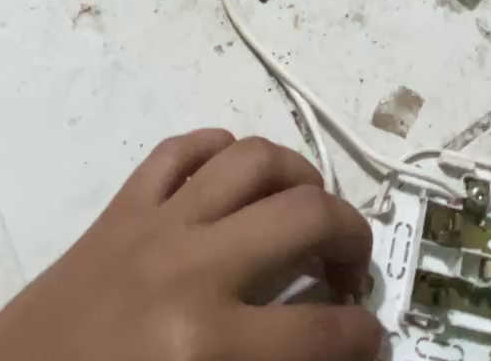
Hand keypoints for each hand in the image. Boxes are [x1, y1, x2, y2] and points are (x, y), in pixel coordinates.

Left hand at [0, 130, 380, 360]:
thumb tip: (328, 349)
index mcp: (208, 348)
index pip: (323, 333)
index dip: (364, 338)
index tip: (373, 339)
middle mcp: (192, 269)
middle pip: (306, 216)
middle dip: (352, 236)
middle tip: (352, 267)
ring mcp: (153, 226)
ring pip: (251, 160)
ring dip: (298, 175)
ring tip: (306, 205)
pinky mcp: (118, 209)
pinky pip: (180, 150)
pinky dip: (218, 149)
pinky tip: (233, 175)